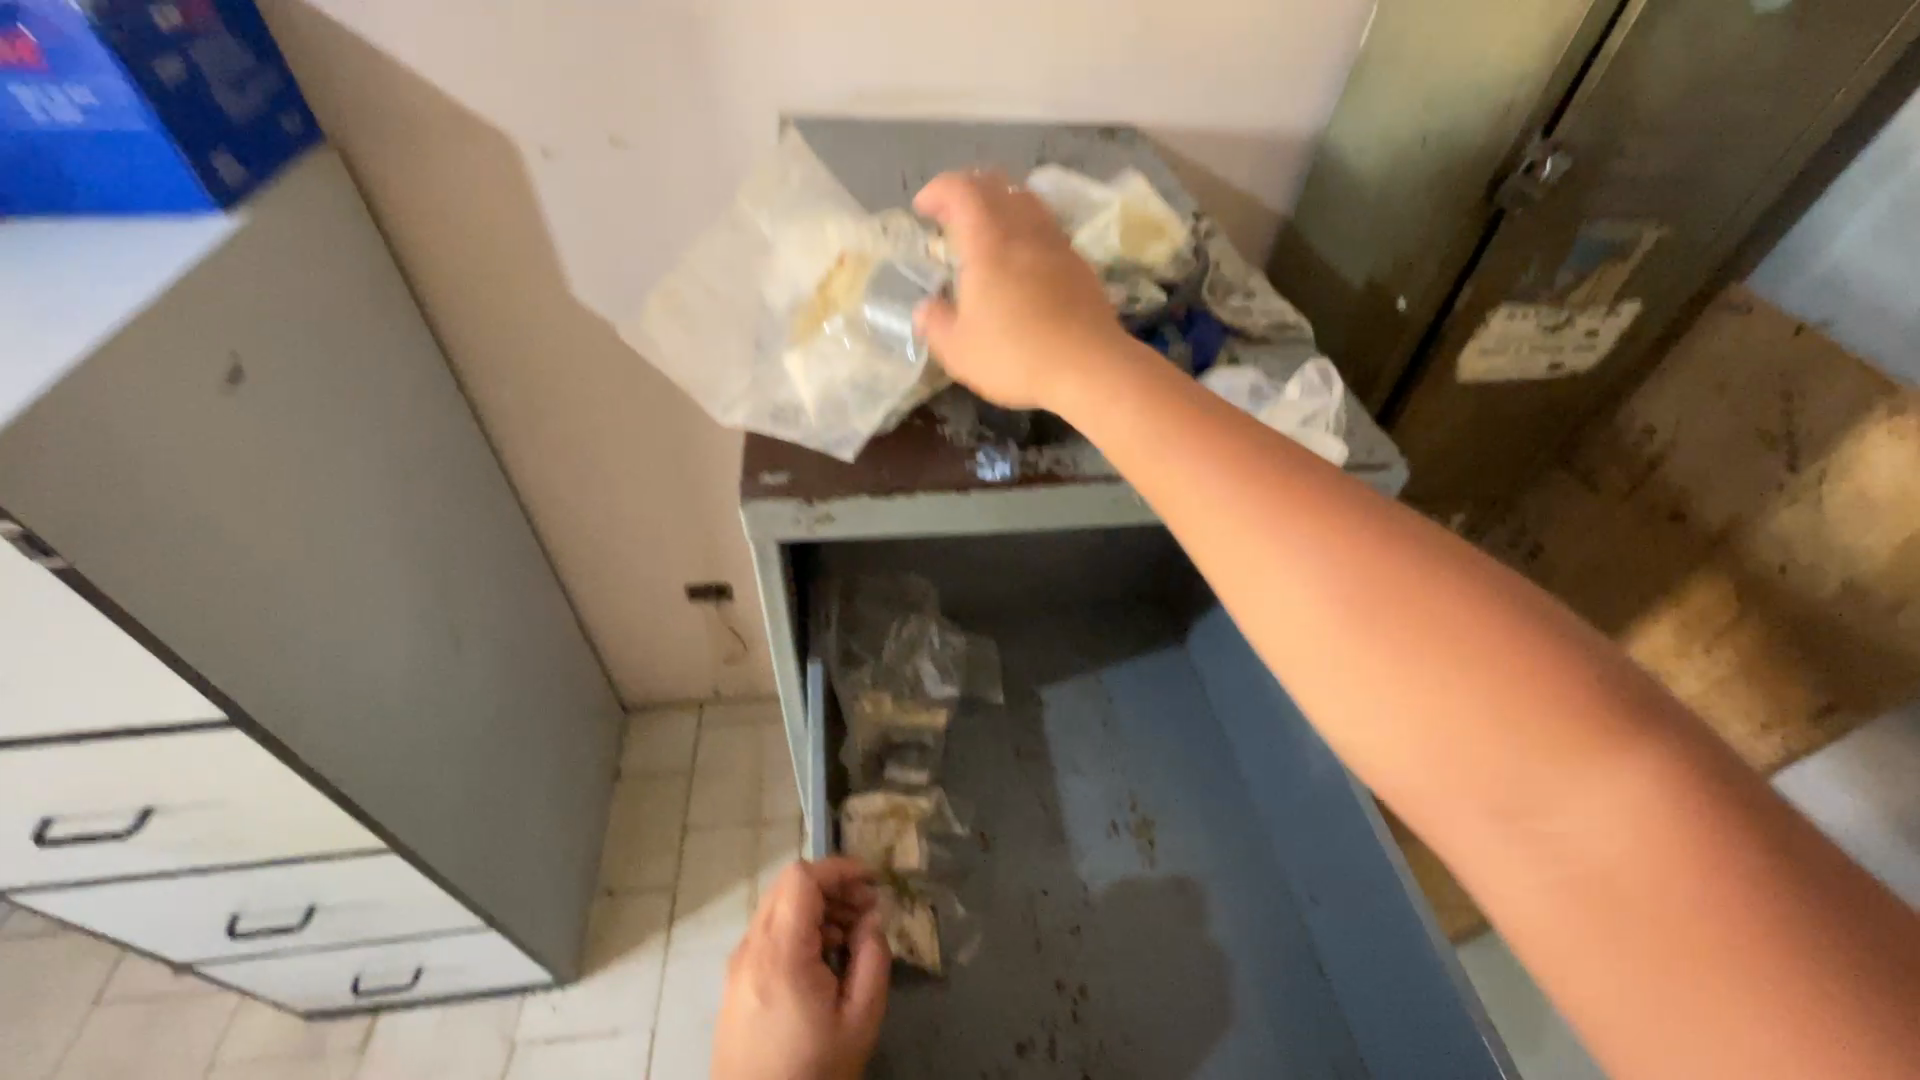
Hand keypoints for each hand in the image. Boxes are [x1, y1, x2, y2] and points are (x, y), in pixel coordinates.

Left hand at [712, 858, 890, 1079]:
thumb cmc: (814, 1073)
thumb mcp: (860, 1019)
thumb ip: (872, 958)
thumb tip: (871, 918)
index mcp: (780, 953)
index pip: (802, 878)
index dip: (839, 869)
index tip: (873, 882)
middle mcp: (751, 949)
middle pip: (789, 887)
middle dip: (832, 887)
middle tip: (868, 910)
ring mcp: (738, 966)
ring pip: (778, 908)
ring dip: (817, 909)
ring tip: (852, 938)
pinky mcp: (736, 983)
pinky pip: (769, 934)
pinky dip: (799, 930)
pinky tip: (825, 960)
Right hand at [913, 169, 1135, 411]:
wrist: (1090, 368)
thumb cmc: (1016, 356)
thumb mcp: (959, 351)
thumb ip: (936, 324)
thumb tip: (926, 308)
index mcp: (988, 243)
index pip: (961, 190)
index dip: (938, 190)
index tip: (922, 208)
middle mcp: (1024, 232)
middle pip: (997, 186)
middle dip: (968, 190)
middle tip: (951, 214)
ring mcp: (1057, 245)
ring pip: (1027, 201)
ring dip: (1001, 205)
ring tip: (986, 232)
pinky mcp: (1079, 265)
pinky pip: (1047, 228)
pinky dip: (1026, 228)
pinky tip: (1021, 259)